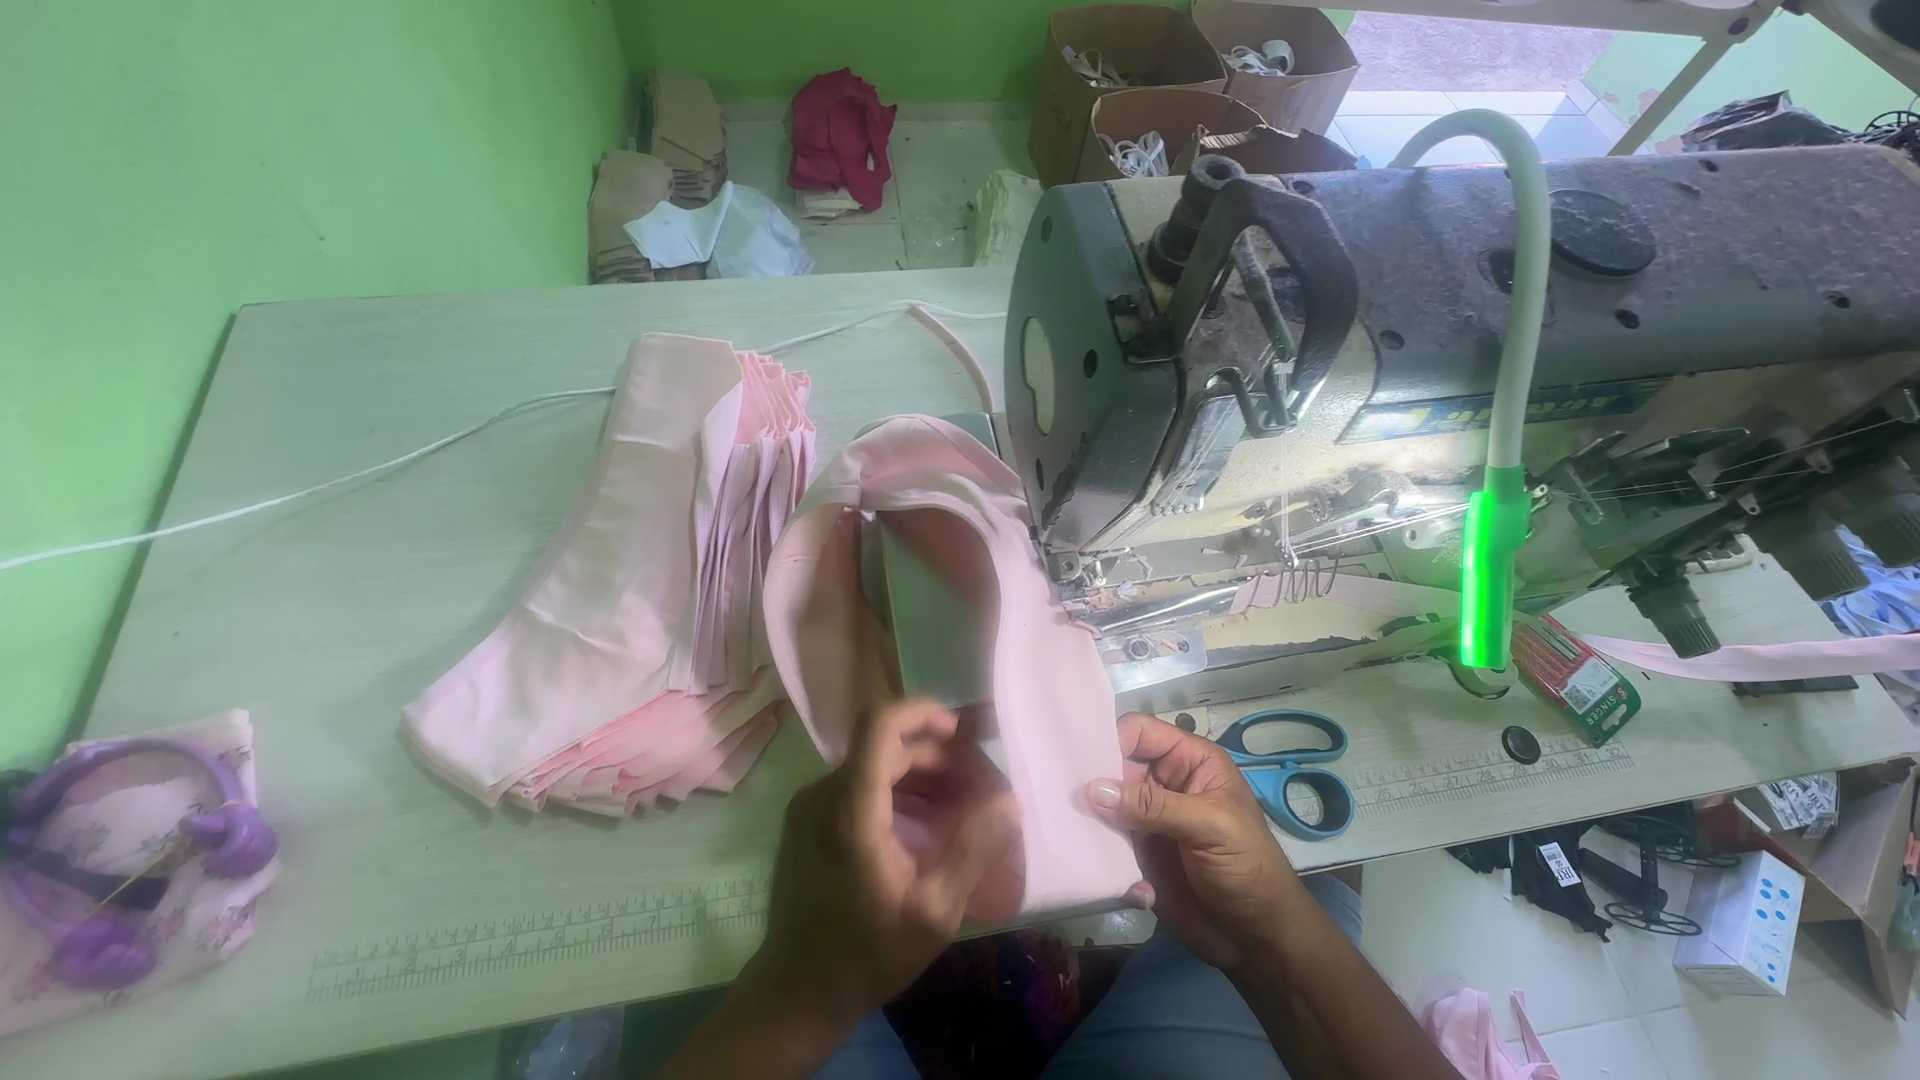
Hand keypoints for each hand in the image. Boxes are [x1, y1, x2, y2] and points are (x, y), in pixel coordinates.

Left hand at [747, 699, 1018, 1025]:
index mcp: (851, 809)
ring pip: (871, 765)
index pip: (880, 725)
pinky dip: (895, 791)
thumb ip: (973, 850)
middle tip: (977, 786)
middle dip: (935, 755)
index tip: (961, 731)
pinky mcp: (807, 822)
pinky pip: (857, 786)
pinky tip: (924, 825)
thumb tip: (1010, 802)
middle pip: (884, 746)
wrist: (796, 992)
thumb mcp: (934, 913)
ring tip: (959, 806)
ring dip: (918, 774)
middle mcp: (823, 794)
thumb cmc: (866, 954)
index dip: (922, 712)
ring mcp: (810, 807)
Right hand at [1087, 712, 1300, 969]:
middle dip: (1089, 777)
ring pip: (1103, 801)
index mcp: (1189, 761)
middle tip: (1059, 794)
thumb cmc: (1249, 870)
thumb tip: (1094, 788)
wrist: (1257, 939)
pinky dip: (1093, 845)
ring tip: (1065, 826)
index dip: (1111, 739)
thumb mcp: (1211, 827)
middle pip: (1114, 764)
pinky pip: (1103, 837)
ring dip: (1087, 815)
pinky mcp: (1134, 851)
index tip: (1079, 762)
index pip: (1140, 732)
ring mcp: (1146, 818)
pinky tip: (1082, 855)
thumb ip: (1155, 805)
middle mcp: (1164, 782)